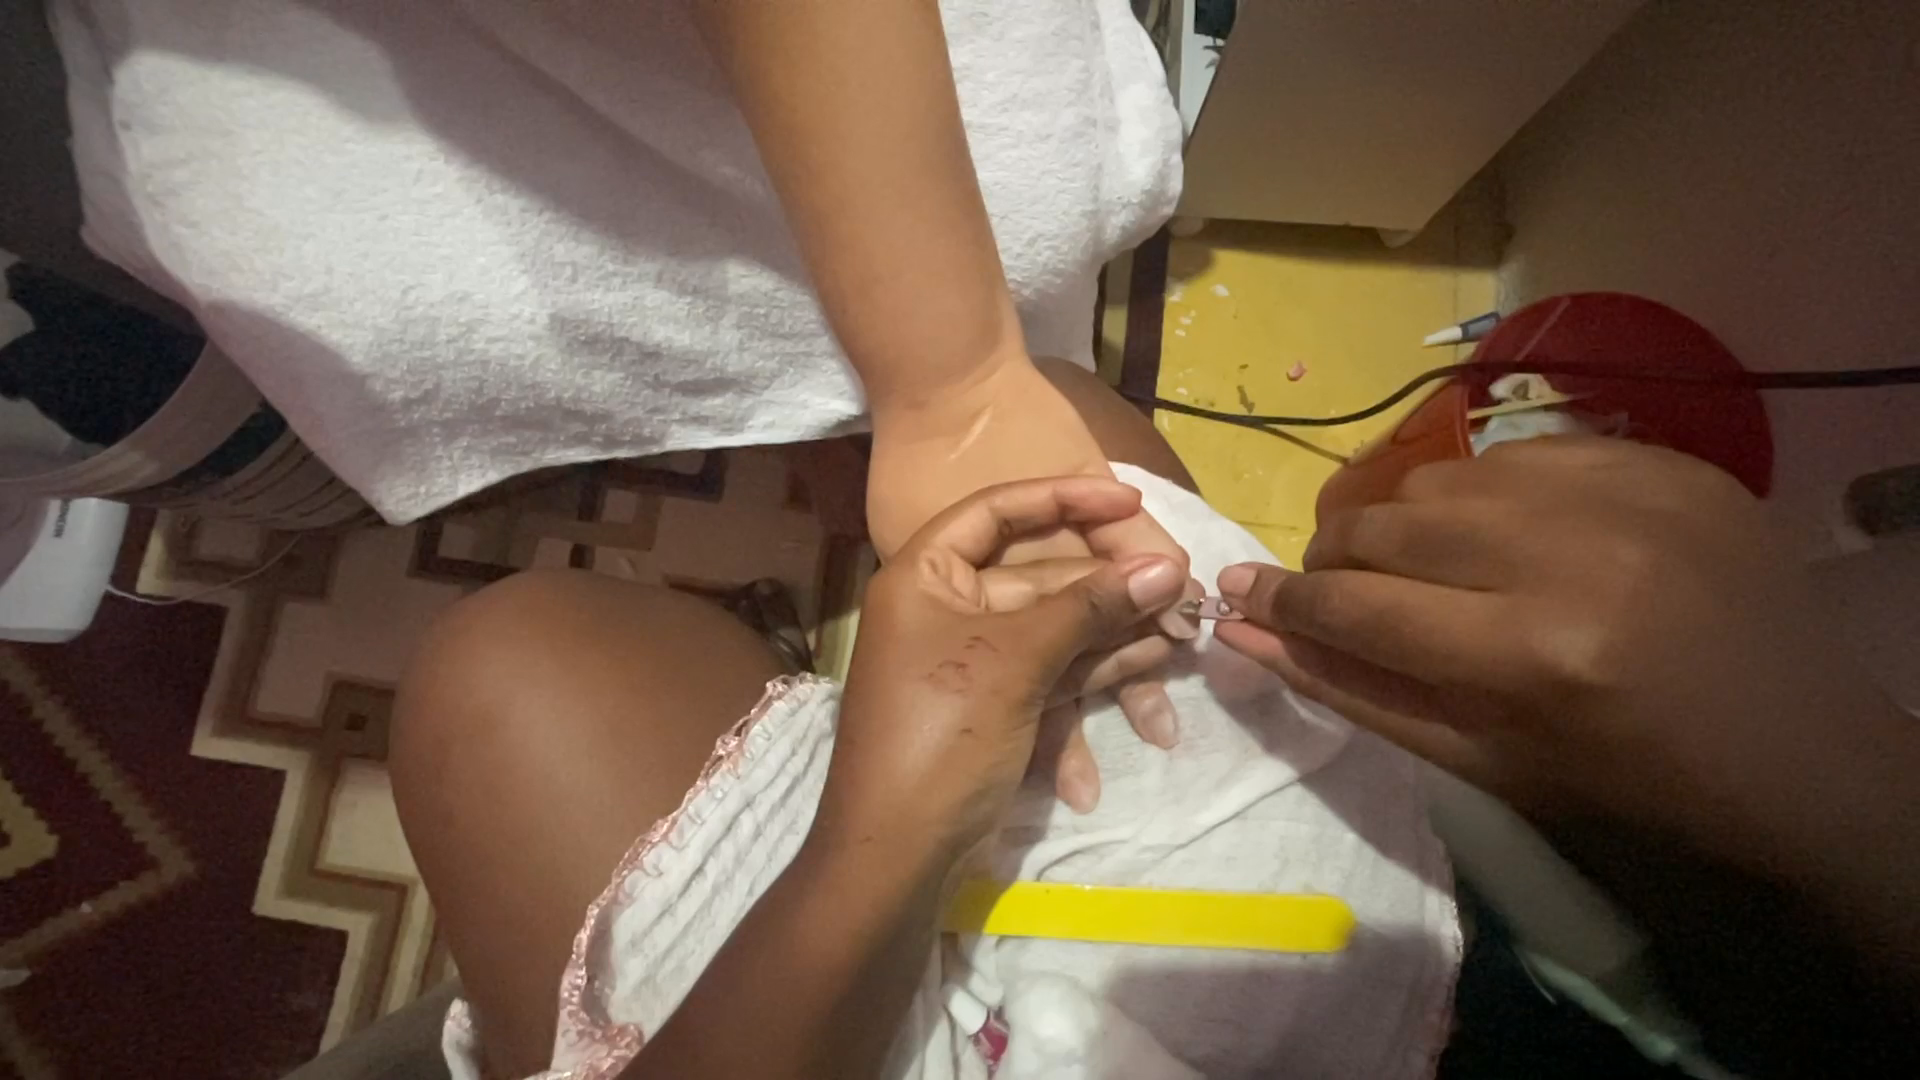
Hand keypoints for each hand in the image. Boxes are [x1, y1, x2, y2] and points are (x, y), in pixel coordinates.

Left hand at [867, 356, 1196, 810]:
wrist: (896, 857)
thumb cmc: (941, 734)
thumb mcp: (1015, 661)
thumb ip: (1090, 608)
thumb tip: (1168, 566)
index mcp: (925, 574)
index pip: (997, 510)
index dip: (1064, 498)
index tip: (1129, 501)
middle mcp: (946, 606)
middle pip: (1039, 577)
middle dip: (1110, 587)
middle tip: (1183, 589)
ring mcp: (973, 658)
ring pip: (1054, 628)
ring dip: (1115, 632)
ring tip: (1183, 631)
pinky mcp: (995, 702)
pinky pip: (1050, 671)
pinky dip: (1094, 673)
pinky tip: (1151, 674)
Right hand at [1212, 437, 1913, 869]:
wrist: (1803, 763)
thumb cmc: (1616, 783)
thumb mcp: (1466, 758)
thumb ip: (1342, 686)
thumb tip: (1240, 628)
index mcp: (1532, 658)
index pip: (1354, 608)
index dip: (1282, 601)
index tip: (1237, 592)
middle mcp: (1575, 558)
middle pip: (1382, 527)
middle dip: (1334, 560)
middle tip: (1339, 588)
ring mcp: (1629, 495)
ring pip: (1431, 480)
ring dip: (1400, 527)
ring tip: (1423, 566)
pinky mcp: (1664, 462)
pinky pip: (1509, 456)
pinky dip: (1478, 497)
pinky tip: (1505, 538)